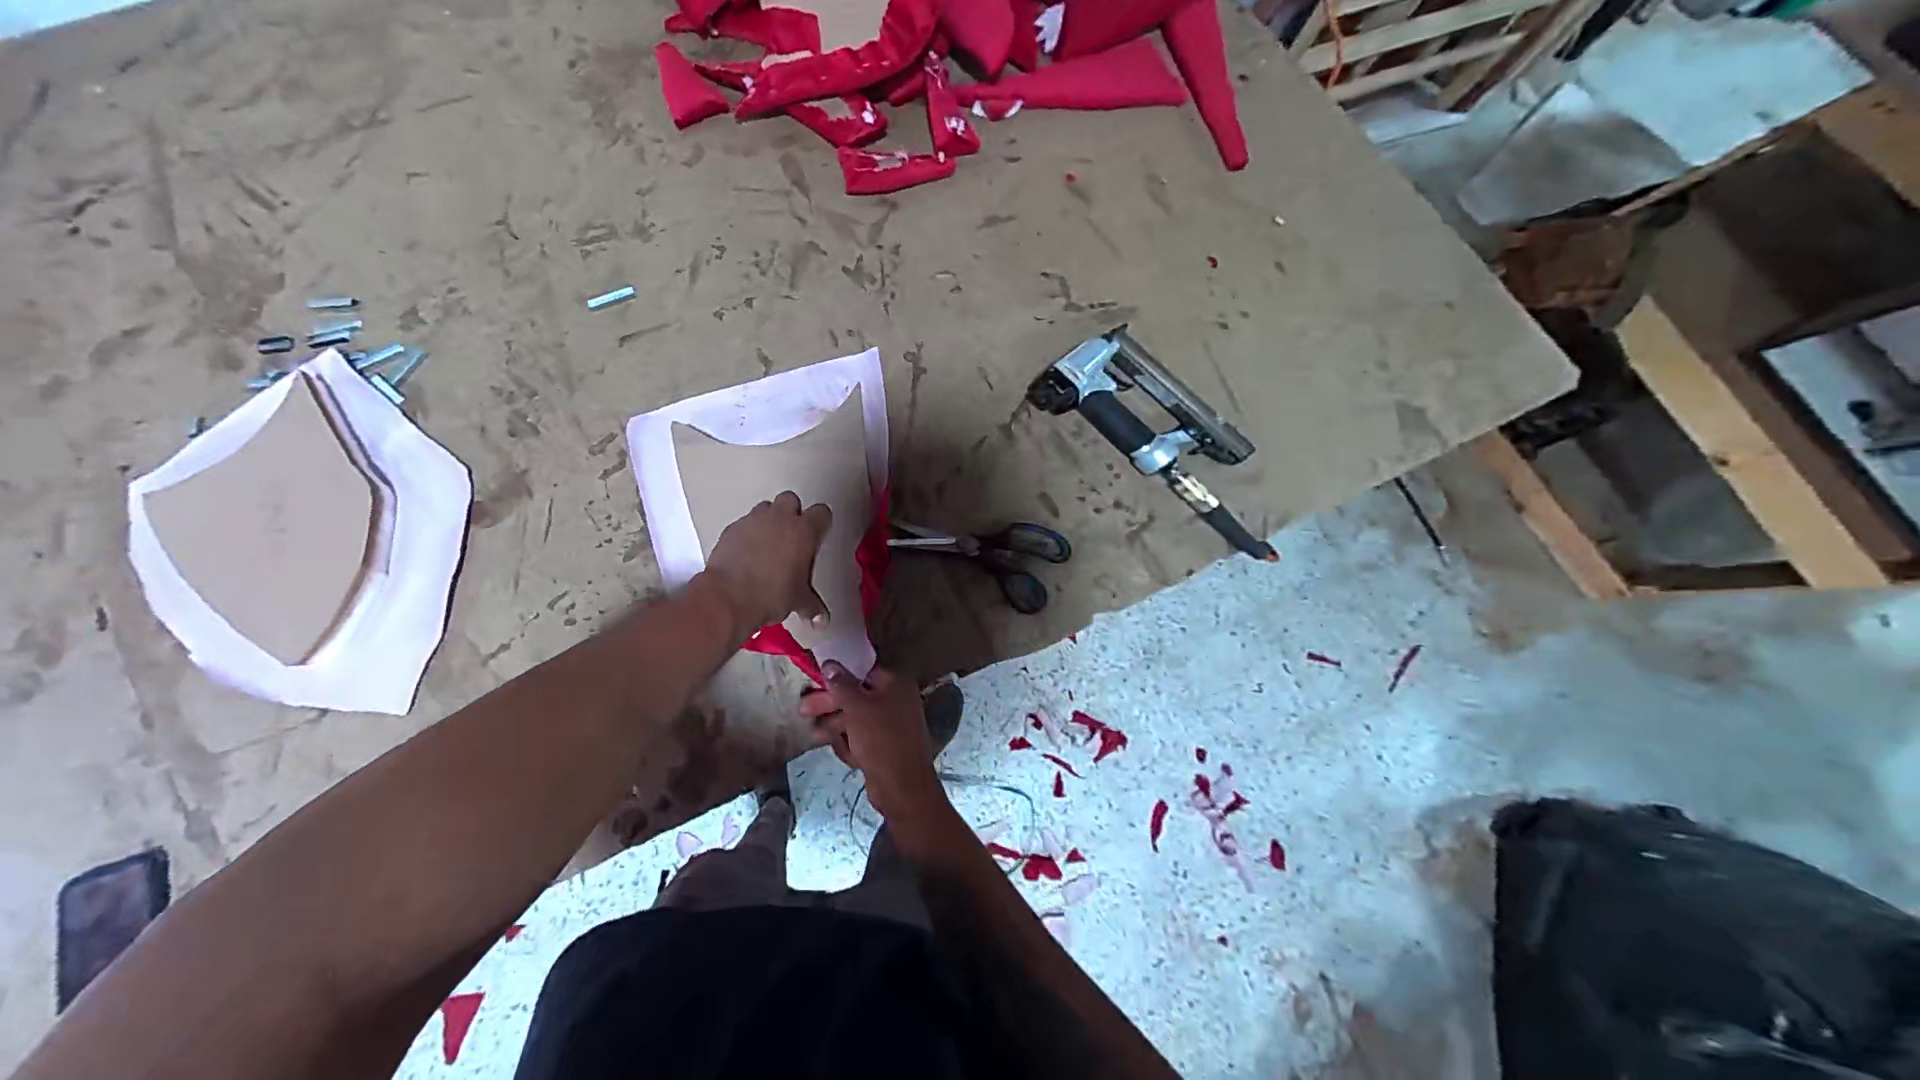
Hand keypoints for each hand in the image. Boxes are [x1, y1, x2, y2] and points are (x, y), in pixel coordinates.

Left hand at [701, 491, 831, 641]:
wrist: (728, 598)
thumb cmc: (770, 594)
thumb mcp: (798, 601)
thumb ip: (812, 606)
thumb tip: (820, 620)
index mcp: (804, 531)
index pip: (822, 513)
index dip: (820, 524)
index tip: (817, 536)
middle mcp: (780, 519)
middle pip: (791, 500)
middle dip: (792, 513)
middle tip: (791, 535)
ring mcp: (753, 521)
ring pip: (765, 508)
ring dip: (768, 520)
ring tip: (768, 544)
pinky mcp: (731, 529)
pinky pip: (743, 524)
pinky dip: (747, 534)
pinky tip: (746, 554)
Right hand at [801, 663, 947, 824]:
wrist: (902, 787)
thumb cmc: (881, 739)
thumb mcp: (857, 708)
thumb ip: (841, 684)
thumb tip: (830, 663)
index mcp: (894, 683)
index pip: (862, 669)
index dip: (837, 673)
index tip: (815, 678)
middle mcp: (895, 699)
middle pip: (855, 695)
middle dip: (829, 703)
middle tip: (804, 709)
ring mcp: (890, 724)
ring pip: (855, 718)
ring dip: (835, 726)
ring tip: (817, 735)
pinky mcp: (883, 745)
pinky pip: (861, 737)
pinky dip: (850, 743)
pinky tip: (845, 753)